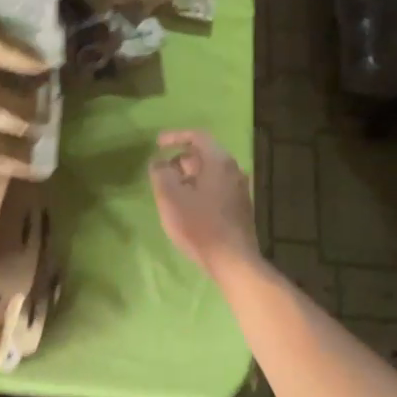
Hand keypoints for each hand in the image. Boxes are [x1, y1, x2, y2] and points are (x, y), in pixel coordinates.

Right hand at [149, 130, 259, 277]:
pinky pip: (216, 188)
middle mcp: (233, 170)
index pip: (197, 136)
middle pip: (204, 155)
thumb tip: (158, 162)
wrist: (233, 260)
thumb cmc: (200, 225)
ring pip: (210, 173)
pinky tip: (187, 207)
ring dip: (188, 177)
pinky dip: (199, 189)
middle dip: (179, 160)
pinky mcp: (240, 207)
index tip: (157, 144)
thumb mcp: (170, 197)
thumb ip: (160, 174)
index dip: (175, 137)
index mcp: (219, 162)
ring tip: (170, 192)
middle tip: (161, 173)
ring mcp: (239, 189)